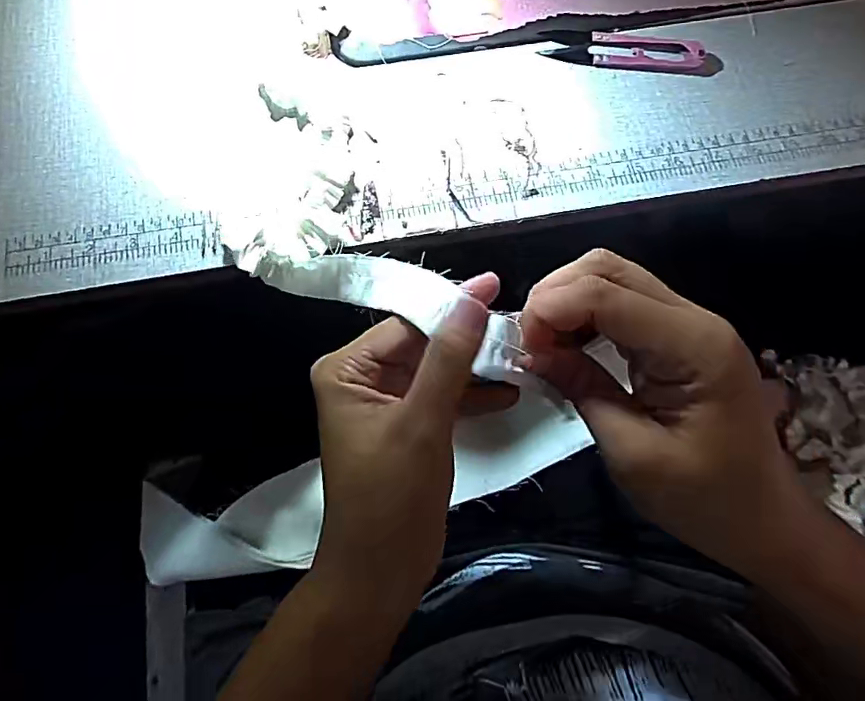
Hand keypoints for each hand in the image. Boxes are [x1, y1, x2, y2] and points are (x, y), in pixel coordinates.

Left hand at [309, 273, 512, 611]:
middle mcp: (356, 377)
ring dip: (471, 367)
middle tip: (518, 325)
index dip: (450, 309)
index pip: (404, 325)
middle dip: (465, 339)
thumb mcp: (422, 422)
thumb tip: (472, 297)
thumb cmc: (391, 497)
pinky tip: (506, 390)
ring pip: (432, 370)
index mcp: (344, 368)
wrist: (379, 575)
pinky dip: (467, 395)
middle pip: (418, 344)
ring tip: (520, 355)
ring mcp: (380, 402)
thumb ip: (449, 358)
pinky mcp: (402, 426)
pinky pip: (436, 398)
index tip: (496, 288)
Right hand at [519, 250, 812, 575]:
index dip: (548, 312)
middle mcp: (693, 318)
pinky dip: (579, 310)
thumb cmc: (708, 500)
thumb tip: (530, 351)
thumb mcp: (632, 454)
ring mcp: (687, 320)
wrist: (770, 525)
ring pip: (606, 273)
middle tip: (531, 343)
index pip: (601, 294)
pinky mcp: (676, 330)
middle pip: (603, 268)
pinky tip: (568, 342)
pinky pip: (616, 295)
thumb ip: (580, 388)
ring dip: (563, 299)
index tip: (526, 353)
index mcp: (693, 346)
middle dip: (552, 296)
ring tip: (545, 343)